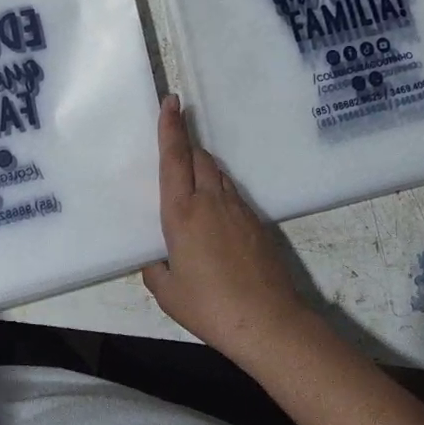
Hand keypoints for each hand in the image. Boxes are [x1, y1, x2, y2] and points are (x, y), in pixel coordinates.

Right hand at [143, 96, 309, 363]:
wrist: (268, 322)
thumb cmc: (210, 306)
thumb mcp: (168, 293)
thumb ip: (156, 270)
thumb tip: (156, 260)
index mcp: (182, 213)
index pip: (174, 159)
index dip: (170, 128)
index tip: (171, 102)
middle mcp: (210, 202)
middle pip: (199, 158)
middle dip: (187, 144)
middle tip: (176, 137)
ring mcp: (238, 210)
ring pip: (217, 174)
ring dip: (203, 166)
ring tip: (192, 176)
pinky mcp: (257, 223)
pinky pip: (232, 194)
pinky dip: (219, 190)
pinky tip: (214, 213)